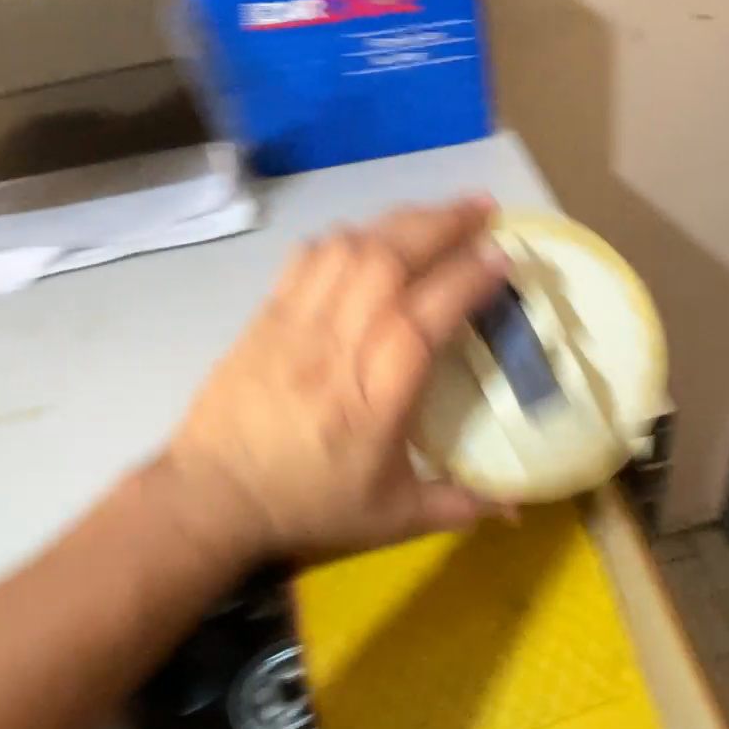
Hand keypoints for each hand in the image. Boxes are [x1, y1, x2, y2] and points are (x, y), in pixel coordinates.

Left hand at [163, 198, 509, 561]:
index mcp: (374, 400)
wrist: (209, 497)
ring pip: (350, 250)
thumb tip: (519, 509)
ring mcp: (296, 325)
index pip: (423, 320)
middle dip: (441, 226)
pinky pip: (310, 257)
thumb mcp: (391, 519)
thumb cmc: (307, 506)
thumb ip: (458, 506)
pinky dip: (350, 236)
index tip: (501, 258)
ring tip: (437, 215)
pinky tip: (374, 237)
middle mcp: (336, 350)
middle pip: (388, 264)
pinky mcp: (267, 315)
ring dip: (400, 222)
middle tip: (483, 209)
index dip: (464, 282)